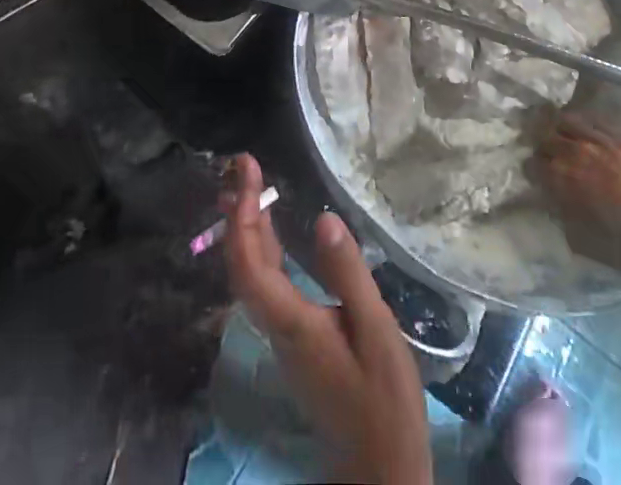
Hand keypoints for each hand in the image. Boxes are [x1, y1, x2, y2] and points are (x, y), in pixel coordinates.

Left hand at [223, 154, 430, 484]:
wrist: (378, 462)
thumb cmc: (383, 399)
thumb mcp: (377, 332)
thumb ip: (349, 276)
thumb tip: (323, 219)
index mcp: (290, 319)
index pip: (249, 260)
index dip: (242, 213)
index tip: (247, 172)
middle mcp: (272, 321)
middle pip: (240, 259)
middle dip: (237, 208)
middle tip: (242, 164)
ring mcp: (277, 329)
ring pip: (247, 269)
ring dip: (245, 224)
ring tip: (248, 183)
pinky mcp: (288, 333)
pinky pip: (262, 279)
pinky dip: (259, 244)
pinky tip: (270, 228)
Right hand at [530, 115, 620, 282]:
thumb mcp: (576, 236)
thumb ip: (558, 213)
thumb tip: (552, 203)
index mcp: (556, 177)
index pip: (530, 164)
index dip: (533, 172)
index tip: (539, 180)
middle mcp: (572, 152)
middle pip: (545, 138)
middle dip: (544, 148)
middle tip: (551, 158)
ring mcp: (600, 142)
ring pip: (569, 122)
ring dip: (563, 130)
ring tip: (567, 139)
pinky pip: (599, 125)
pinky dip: (590, 129)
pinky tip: (594, 140)